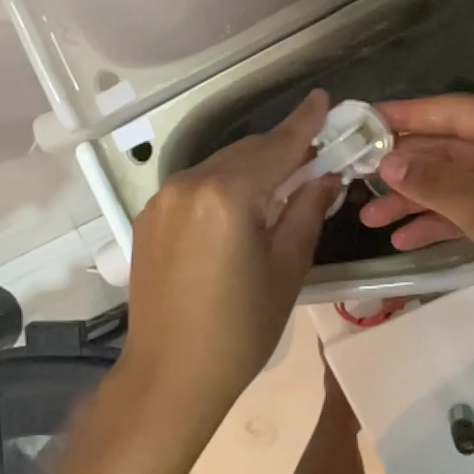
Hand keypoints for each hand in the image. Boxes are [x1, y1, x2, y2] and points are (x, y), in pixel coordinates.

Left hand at [123, 89, 340, 413]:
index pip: (277, 147)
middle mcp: (189, 184)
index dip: (305, 124)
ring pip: (218, 168)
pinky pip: (195, 188)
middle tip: (315, 153)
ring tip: (281, 183)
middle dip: (280, 150)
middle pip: (245, 153)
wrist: (171, 374)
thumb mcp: (286, 268)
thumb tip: (325, 176)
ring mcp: (163, 200)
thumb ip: (306, 211)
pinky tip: (240, 208)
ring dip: (251, 169)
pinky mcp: (148, 219)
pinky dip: (223, 188)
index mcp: (228, 195)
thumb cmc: (241, 329)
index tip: (324, 99)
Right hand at [359, 95, 473, 346]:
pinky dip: (443, 221)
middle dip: (409, 165)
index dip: (409, 114)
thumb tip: (386, 161)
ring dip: (419, 198)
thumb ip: (437, 183)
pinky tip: (406, 239)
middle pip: (457, 146)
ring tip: (370, 217)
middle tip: (357, 173)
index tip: (364, 120)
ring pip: (462, 180)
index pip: (460, 111)